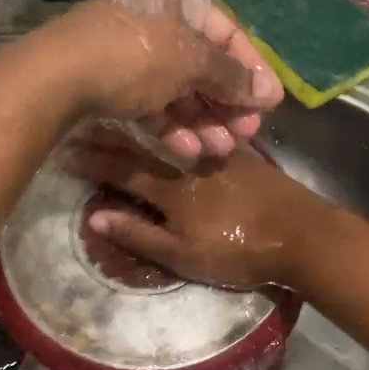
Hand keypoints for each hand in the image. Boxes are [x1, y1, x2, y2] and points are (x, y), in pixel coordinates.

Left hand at [29, 0, 282, 158]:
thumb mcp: (189, 62)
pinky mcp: (104, 85)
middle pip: (200, 64)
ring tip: (219, 151)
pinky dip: (168, 126)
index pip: (227, 32)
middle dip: (225, 103)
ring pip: (174, 89)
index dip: (251, 69)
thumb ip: (230, 76)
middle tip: (245, 136)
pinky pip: (147, 104)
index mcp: (174, 0)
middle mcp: (151, 22)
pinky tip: (186, 151)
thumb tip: (265, 92)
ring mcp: (124, 55)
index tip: (269, 105)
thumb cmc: (131, 59)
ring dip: (201, 121)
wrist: (53, 79)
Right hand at [65, 130, 328, 289]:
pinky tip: (179, 118)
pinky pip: (204, 132)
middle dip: (109, 136)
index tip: (65, 151)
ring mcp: (219, 155)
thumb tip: (93, 218)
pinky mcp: (243, 155)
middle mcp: (190, 163)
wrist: (303, 236)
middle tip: (83, 123)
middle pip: (142, 146)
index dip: (92, 163)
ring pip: (173, 134)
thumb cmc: (237, 251)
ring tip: (122, 115)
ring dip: (143, 125)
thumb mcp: (181, 254)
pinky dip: (184, 126)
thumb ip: (138, 234)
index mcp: (170, 188)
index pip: (120, 171)